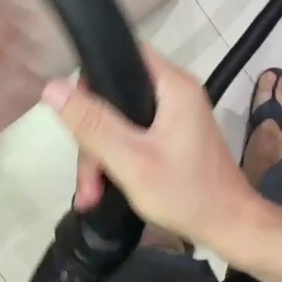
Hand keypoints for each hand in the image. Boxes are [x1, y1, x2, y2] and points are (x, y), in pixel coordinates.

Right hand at [41, 47, 261, 249]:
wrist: (229, 227)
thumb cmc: (186, 193)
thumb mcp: (131, 161)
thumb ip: (93, 124)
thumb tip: (52, 87)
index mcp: (172, 85)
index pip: (121, 54)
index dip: (91, 79)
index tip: (75, 117)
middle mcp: (175, 92)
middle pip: (115, 94)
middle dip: (93, 137)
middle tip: (88, 178)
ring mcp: (175, 116)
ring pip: (120, 121)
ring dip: (101, 157)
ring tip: (92, 194)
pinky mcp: (174, 137)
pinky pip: (133, 137)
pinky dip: (117, 161)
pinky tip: (103, 190)